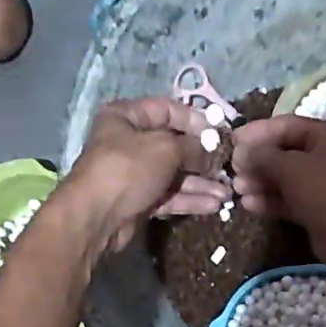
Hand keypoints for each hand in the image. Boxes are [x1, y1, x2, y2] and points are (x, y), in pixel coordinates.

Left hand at [61, 97, 231, 250]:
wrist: (97, 217)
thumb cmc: (128, 169)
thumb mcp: (165, 148)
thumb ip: (192, 147)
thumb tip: (213, 152)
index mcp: (127, 117)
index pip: (167, 110)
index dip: (195, 120)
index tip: (219, 133)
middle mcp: (130, 143)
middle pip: (174, 146)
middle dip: (203, 159)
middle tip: (227, 168)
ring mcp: (135, 175)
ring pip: (175, 176)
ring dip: (201, 184)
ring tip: (227, 194)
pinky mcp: (140, 202)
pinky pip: (170, 197)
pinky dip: (190, 200)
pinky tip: (213, 205)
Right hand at [232, 116, 325, 266]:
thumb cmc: (324, 192)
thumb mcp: (290, 168)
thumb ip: (263, 156)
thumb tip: (242, 152)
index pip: (286, 126)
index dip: (257, 132)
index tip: (233, 141)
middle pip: (284, 153)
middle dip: (257, 161)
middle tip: (232, 169)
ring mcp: (321, 184)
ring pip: (285, 179)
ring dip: (260, 183)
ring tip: (236, 190)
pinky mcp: (316, 209)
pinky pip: (288, 200)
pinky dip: (270, 201)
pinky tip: (248, 205)